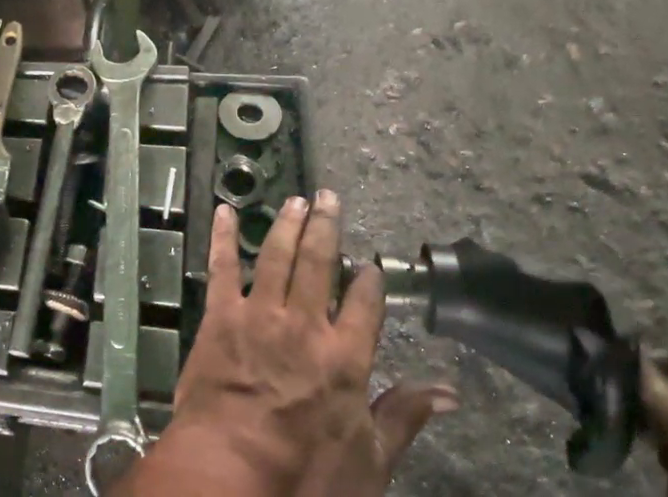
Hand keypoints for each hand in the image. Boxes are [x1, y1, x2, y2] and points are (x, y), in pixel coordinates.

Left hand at [116, 190, 455, 496]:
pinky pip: (222, 267)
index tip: (370, 263)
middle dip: (326, 227)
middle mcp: (304, 324)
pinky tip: (224, 211)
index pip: (364, 303)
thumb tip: (448, 391)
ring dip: (287, 225)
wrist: (230, 469)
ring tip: (295, 200)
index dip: (369, 279)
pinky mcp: (220, 316)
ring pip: (276, 256)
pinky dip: (223, 236)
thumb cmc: (303, 473)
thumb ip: (404, 416)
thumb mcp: (369, 460)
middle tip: (328, 198)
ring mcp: (259, 315)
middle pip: (319, 263)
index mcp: (344, 357)